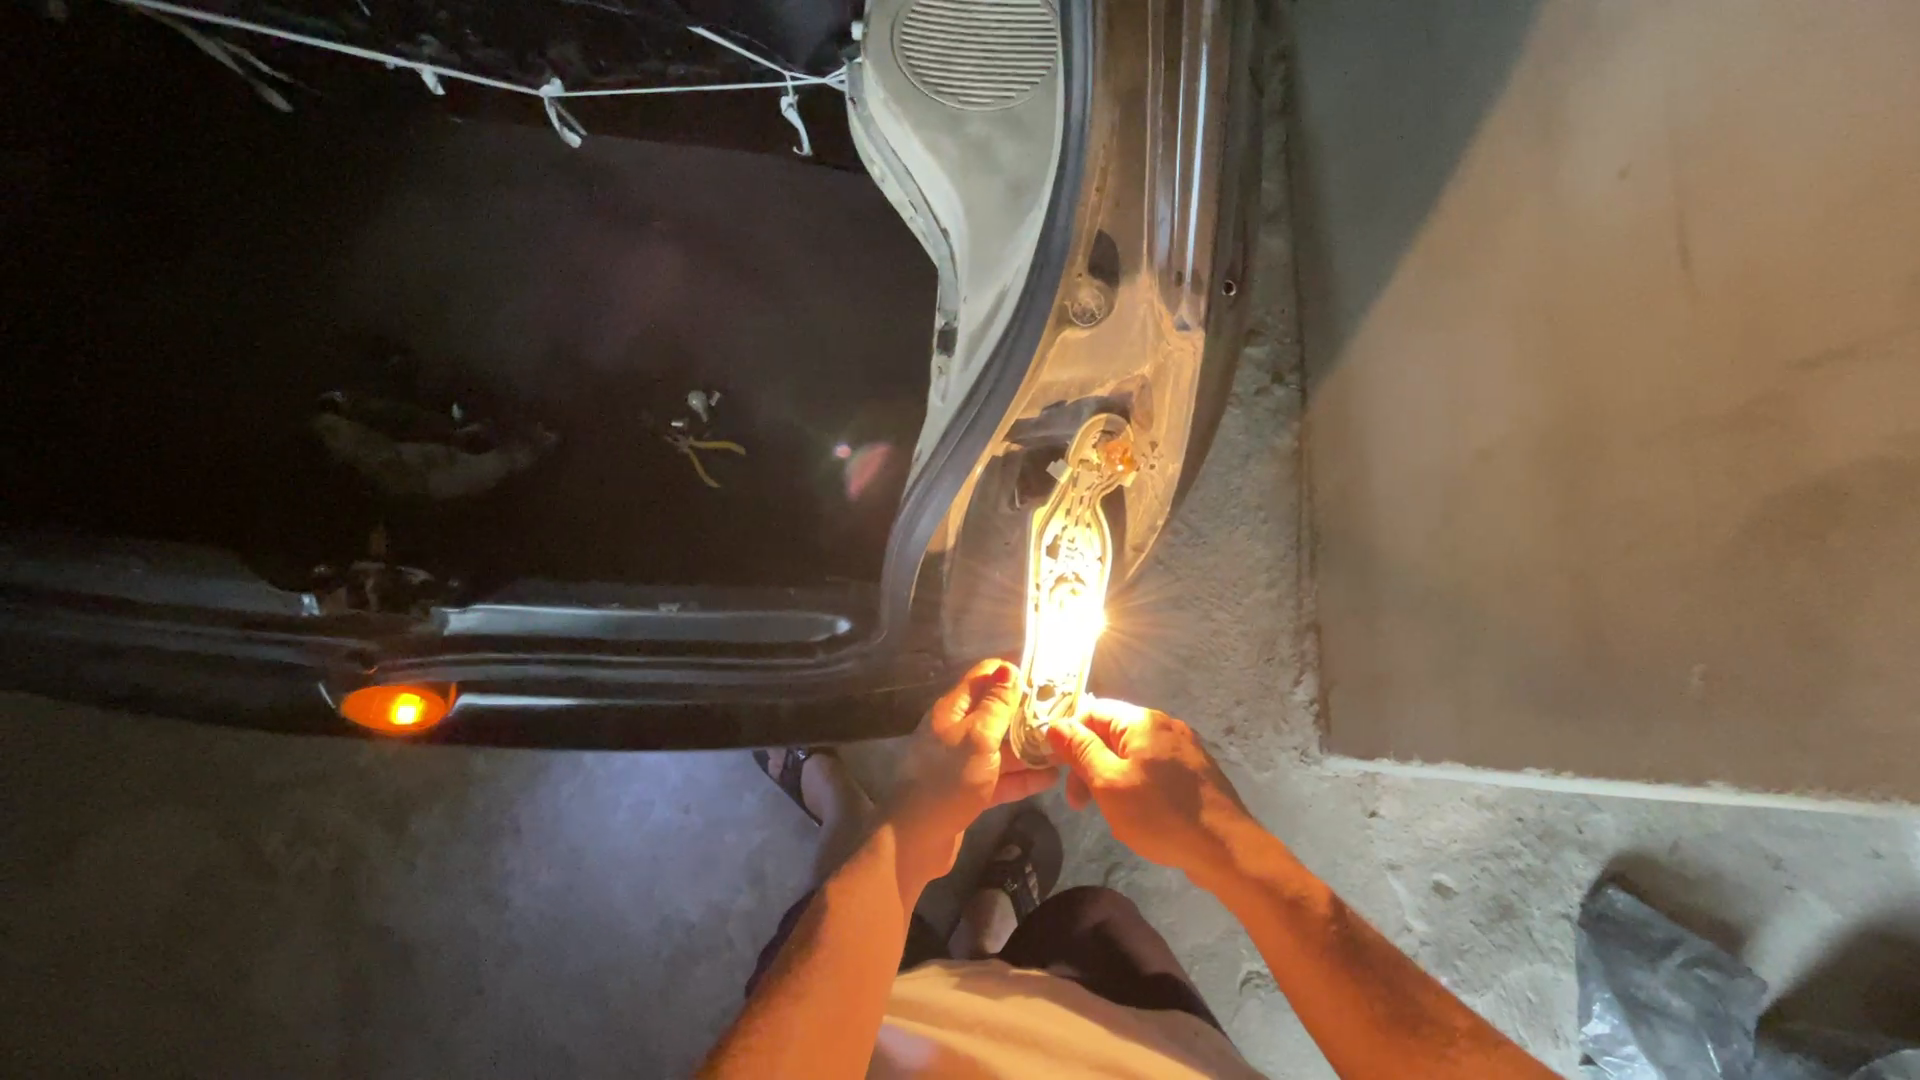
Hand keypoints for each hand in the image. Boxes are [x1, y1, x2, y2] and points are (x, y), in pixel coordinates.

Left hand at [884, 660, 1060, 888]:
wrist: (917, 839)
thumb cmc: (948, 780)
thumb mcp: (977, 736)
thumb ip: (996, 704)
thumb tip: (1009, 667)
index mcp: (953, 709)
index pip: (984, 676)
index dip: (1013, 675)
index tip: (1048, 680)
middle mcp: (957, 730)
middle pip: (997, 712)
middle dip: (1029, 714)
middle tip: (1066, 716)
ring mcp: (963, 761)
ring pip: (1002, 747)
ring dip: (1031, 748)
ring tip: (1066, 748)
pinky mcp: (970, 789)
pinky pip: (1001, 777)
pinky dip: (1023, 777)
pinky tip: (1052, 778)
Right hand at [1046, 698, 1255, 884]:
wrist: (1227, 849)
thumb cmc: (1160, 815)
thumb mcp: (1108, 783)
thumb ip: (1080, 750)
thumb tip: (1056, 724)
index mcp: (1141, 721)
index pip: (1091, 712)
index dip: (1069, 738)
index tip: (1060, 773)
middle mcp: (1165, 724)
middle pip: (1111, 732)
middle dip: (1089, 763)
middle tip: (1080, 803)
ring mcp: (1184, 747)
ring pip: (1132, 753)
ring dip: (1111, 776)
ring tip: (1109, 811)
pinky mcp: (1195, 770)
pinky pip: (1153, 767)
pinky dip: (1136, 784)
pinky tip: (1139, 812)